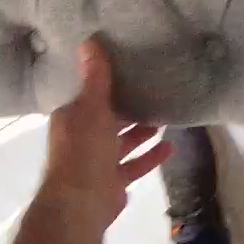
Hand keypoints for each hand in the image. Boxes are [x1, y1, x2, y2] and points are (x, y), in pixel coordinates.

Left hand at [40, 38, 171, 227]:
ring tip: (165, 119)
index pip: (88, 97)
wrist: (81, 201)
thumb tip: (89, 41)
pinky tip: (171, 148)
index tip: (127, 73)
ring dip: (142, 132)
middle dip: (129, 110)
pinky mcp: (112, 181)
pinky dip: (150, 157)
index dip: (105, 86)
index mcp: (72, 119)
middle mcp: (81, 139)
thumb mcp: (92, 107)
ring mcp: (97, 162)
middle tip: (153, 94)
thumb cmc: (84, 148)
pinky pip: (134, 165)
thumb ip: (96, 78)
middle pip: (108, 120)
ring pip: (122, 143)